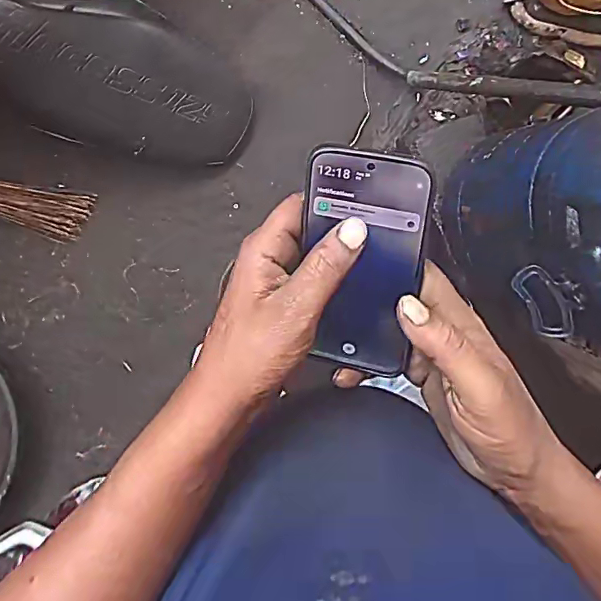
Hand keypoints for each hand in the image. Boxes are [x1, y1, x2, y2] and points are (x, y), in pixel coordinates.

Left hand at [192, 195, 366, 409]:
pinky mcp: (286, 304)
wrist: (229, 400)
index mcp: (261, 250)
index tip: (362, 206)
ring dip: (339, 262)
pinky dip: (334, 284)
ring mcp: (277, 283)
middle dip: (341, 233)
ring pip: (317, 257)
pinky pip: (316, 282)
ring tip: (363, 267)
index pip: (299, 204)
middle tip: (371, 239)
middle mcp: (267, 261)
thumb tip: (352, 230)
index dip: (331, 199)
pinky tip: (348, 294)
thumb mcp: (295, 307)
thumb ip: (326, 266)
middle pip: (312, 229)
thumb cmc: (245, 359)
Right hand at [348, 263, 571, 499]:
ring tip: (341, 339)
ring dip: (368, 329)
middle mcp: (447, 333)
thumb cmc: (512, 430)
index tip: (362, 260)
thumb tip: (408, 306)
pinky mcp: (426, 377)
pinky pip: (392, 356)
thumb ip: (445, 343)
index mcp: (462, 325)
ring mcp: (435, 355)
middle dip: (372, 294)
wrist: (517, 472)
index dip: (397, 262)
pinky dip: (370, 360)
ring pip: (394, 326)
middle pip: (404, 297)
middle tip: (338, 301)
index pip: (426, 277)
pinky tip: (356, 370)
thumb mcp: (479, 384)